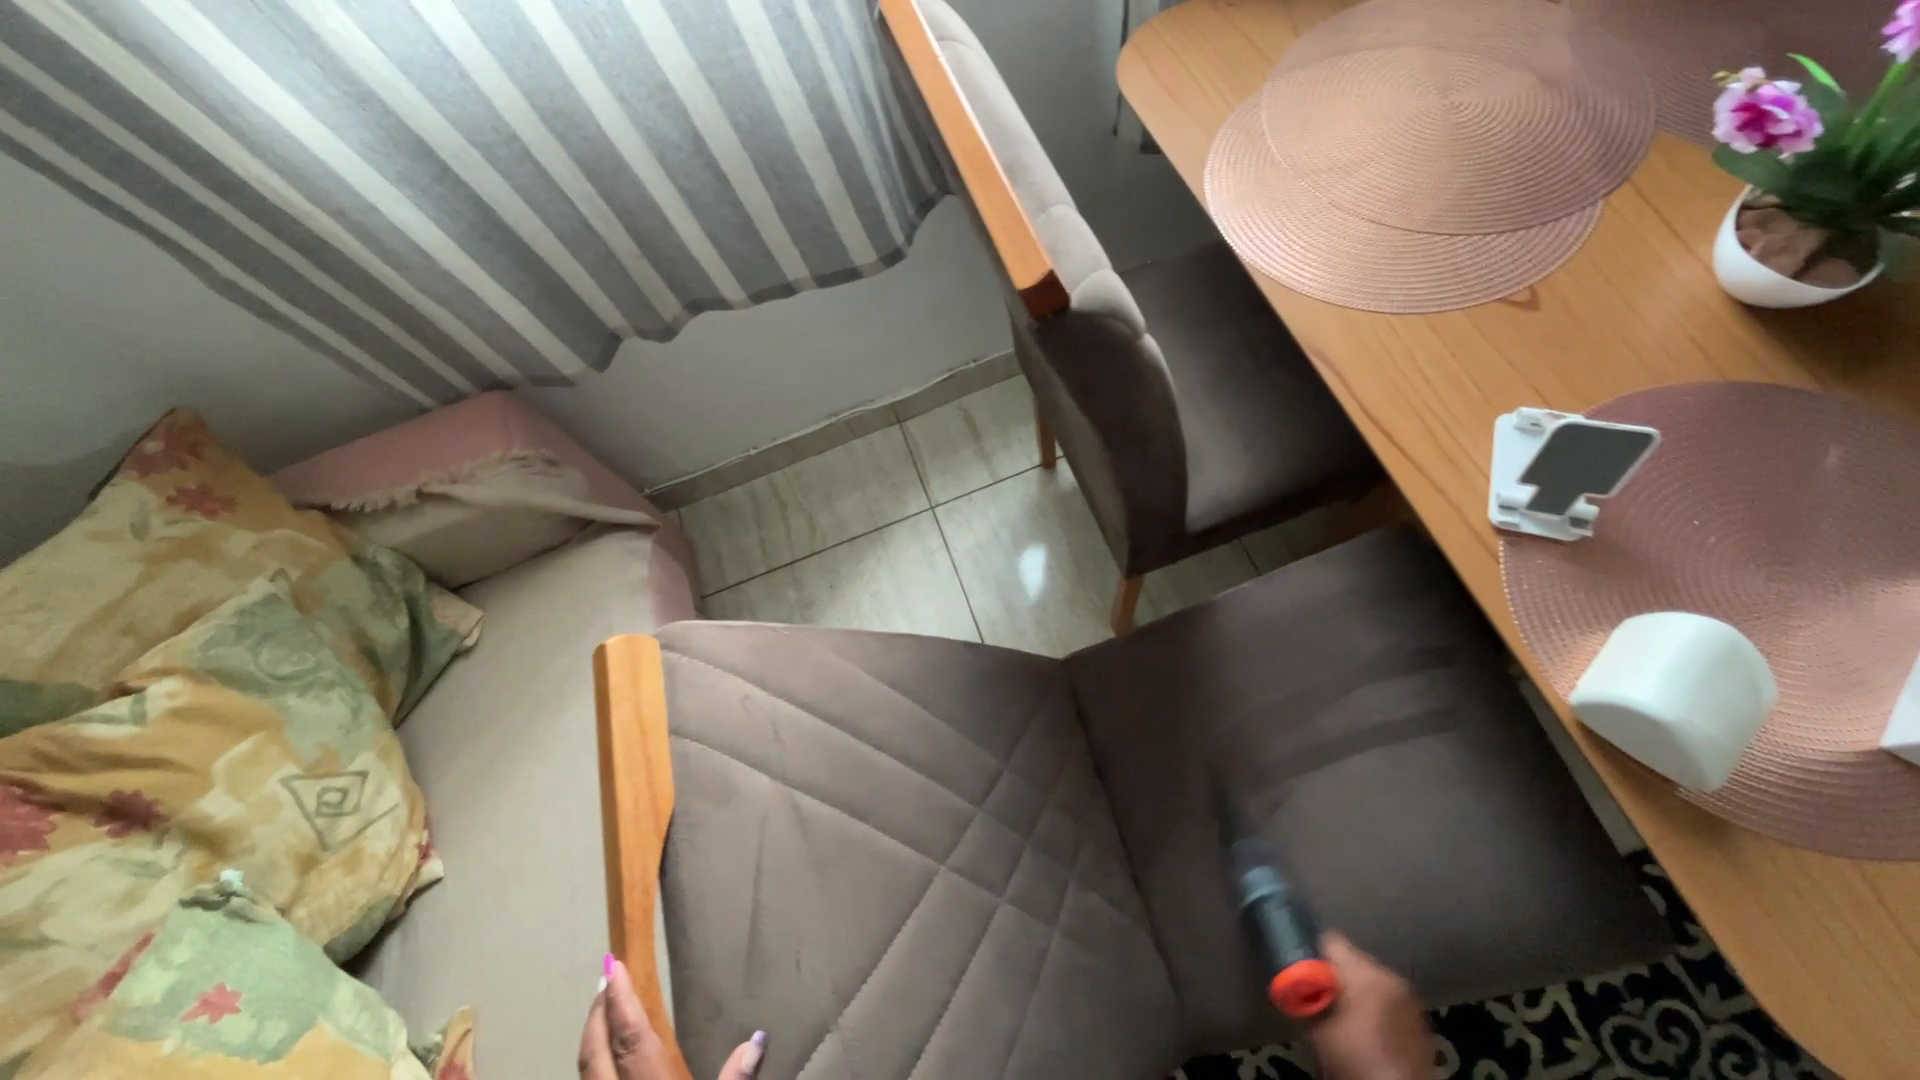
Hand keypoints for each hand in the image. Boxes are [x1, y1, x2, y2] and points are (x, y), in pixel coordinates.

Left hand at [579, 954, 765, 1079]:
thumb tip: (756, 1039)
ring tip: (601, 1010)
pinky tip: (604, 1060)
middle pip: (596, 1051)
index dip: (620, 1000)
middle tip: (607, 977)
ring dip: (592, 1036)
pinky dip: (593, 1063)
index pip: (630, 1036)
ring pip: (585, 1071)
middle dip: (598, 1013)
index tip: (614, 965)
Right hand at [1304, 933, 1434, 1079]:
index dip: (1311, 951)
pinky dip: (1373, 1006)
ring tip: (1341, 1016)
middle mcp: (1393, 978)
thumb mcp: (1319, 1031)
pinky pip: (1387, 999)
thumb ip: (1304, 998)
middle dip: (1334, 974)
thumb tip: (1293, 983)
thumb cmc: (1356, 1061)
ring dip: (1354, 991)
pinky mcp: (1420, 1020)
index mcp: (1368, 975)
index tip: (1300, 969)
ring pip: (1370, 980)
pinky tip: (1364, 1031)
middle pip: (1352, 959)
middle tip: (1318, 997)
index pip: (1331, 940)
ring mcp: (1410, 1000)